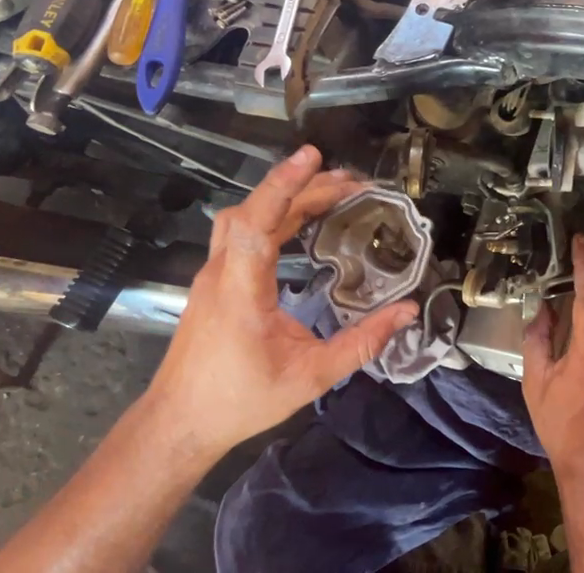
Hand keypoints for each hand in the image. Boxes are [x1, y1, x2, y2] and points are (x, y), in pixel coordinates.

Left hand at [140, 146, 417, 463]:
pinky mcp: (216, 281)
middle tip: (353, 183)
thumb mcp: (310, 377)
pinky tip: (304, 220)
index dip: (283, 185)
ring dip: (287, 197)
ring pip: (246, 217)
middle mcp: (222, 272)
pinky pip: (243, 231)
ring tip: (333, 192)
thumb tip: (406, 312)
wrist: (177, 426)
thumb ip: (361, 343)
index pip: (256, 222)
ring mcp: (214, 275)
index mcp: (240, 290)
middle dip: (304, 187)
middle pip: (256, 210)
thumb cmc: (239, 401)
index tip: (311, 157)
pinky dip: (275, 213)